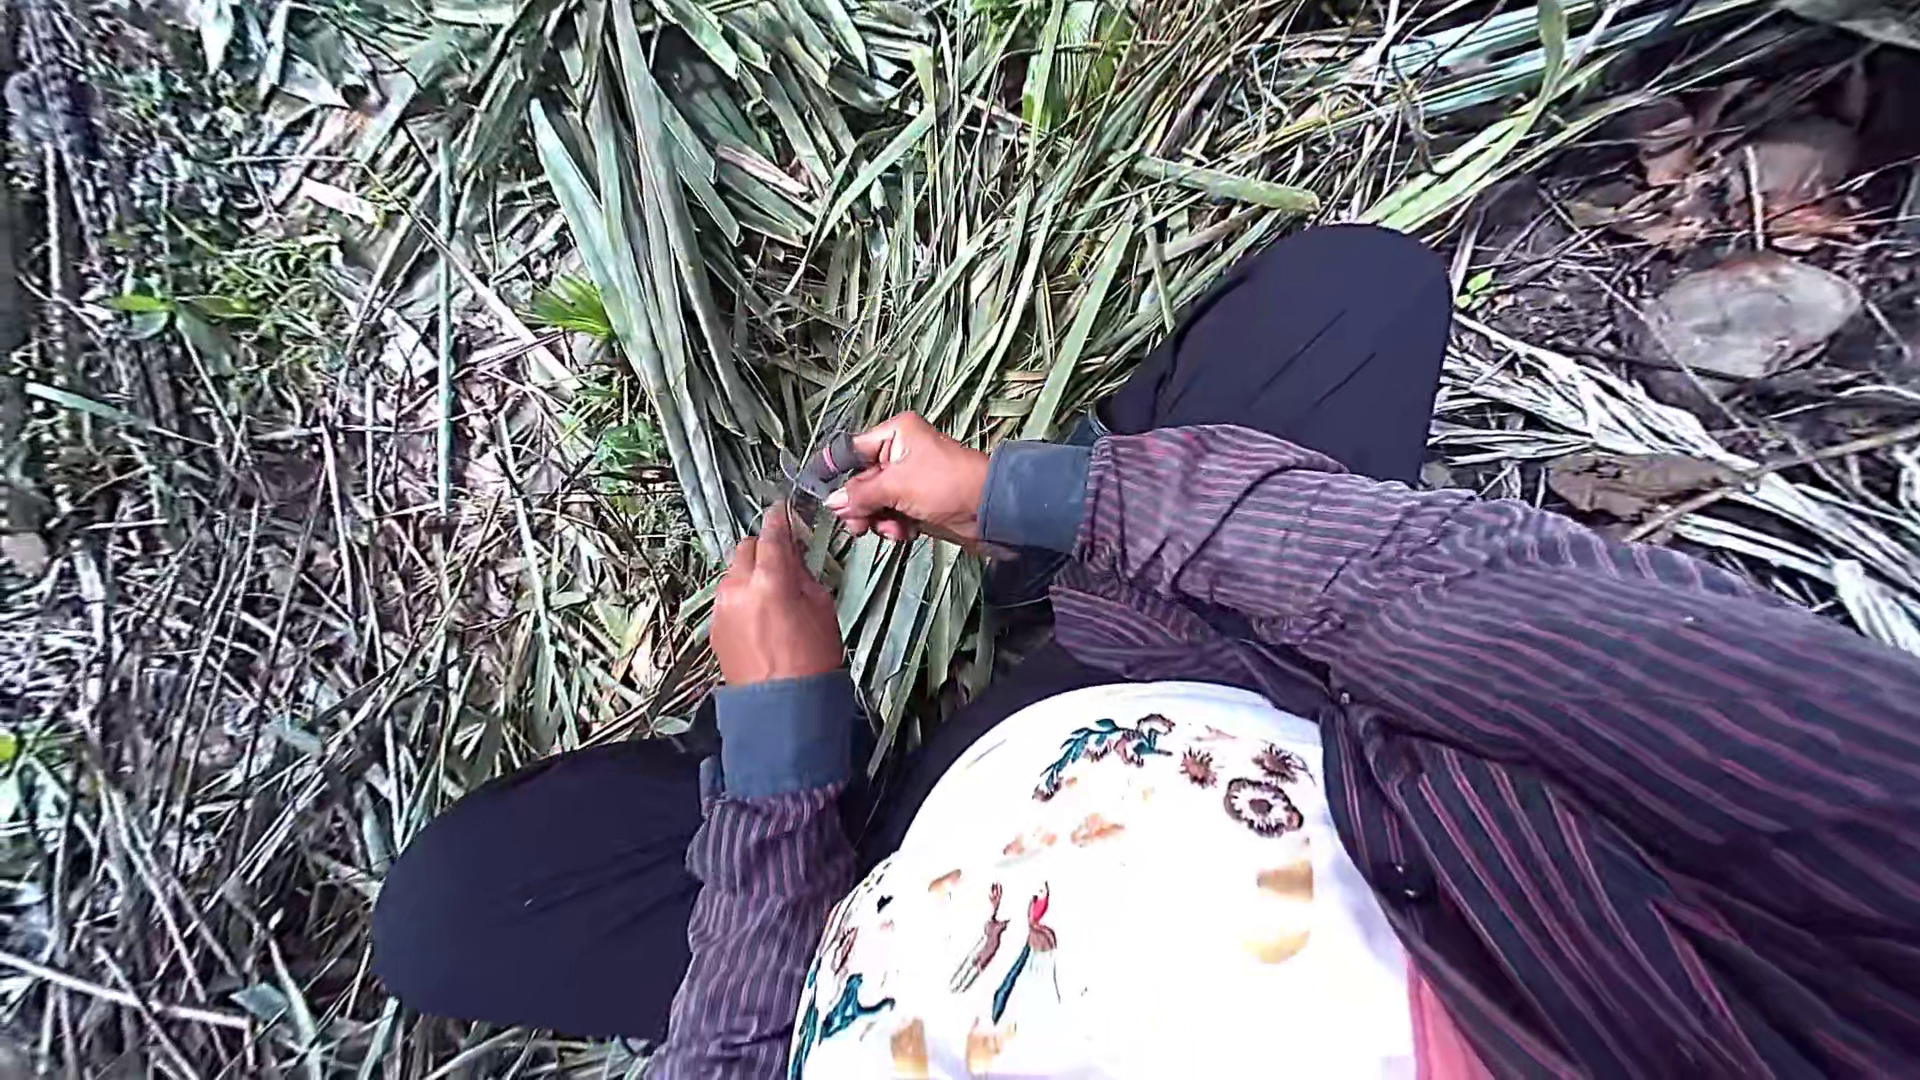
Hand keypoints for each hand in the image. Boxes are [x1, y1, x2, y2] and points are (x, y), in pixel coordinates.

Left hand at [712, 503, 844, 685]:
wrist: (783, 707)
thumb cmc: (812, 659)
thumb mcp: (821, 608)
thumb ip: (803, 576)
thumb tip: (792, 559)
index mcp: (769, 580)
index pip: (771, 536)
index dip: (778, 520)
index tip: (781, 511)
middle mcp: (738, 588)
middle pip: (745, 548)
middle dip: (764, 548)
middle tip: (784, 559)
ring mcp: (721, 608)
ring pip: (734, 572)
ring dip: (752, 572)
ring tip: (773, 593)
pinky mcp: (714, 627)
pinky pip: (728, 597)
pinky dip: (743, 596)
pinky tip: (761, 614)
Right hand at [823, 412, 989, 544]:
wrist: (990, 510)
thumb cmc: (945, 484)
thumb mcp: (897, 486)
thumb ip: (860, 494)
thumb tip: (830, 502)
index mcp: (895, 434)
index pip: (851, 450)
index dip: (833, 471)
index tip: (816, 492)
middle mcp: (899, 453)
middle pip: (861, 481)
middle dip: (860, 505)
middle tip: (859, 526)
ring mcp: (908, 479)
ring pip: (875, 502)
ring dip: (878, 520)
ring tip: (892, 530)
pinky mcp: (917, 502)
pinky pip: (892, 514)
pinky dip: (894, 526)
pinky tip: (905, 534)